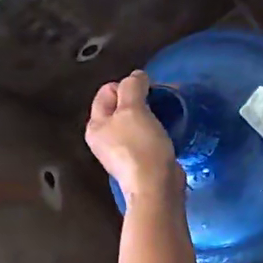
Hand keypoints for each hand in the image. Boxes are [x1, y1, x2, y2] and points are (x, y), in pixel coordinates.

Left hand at [87, 71, 179, 203]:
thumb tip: (137, 76)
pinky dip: (155, 131)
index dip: (128, 86)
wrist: (156, 187)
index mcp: (95, 125)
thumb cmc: (141, 146)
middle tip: (159, 101)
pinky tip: (166, 133)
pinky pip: (145, 136)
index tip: (148, 92)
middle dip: (140, 99)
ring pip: (135, 121)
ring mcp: (121, 151)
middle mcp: (104, 138)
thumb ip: (132, 87)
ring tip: (165, 116)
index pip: (108, 91)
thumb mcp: (134, 110)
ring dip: (150, 115)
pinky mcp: (139, 161)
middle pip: (121, 106)